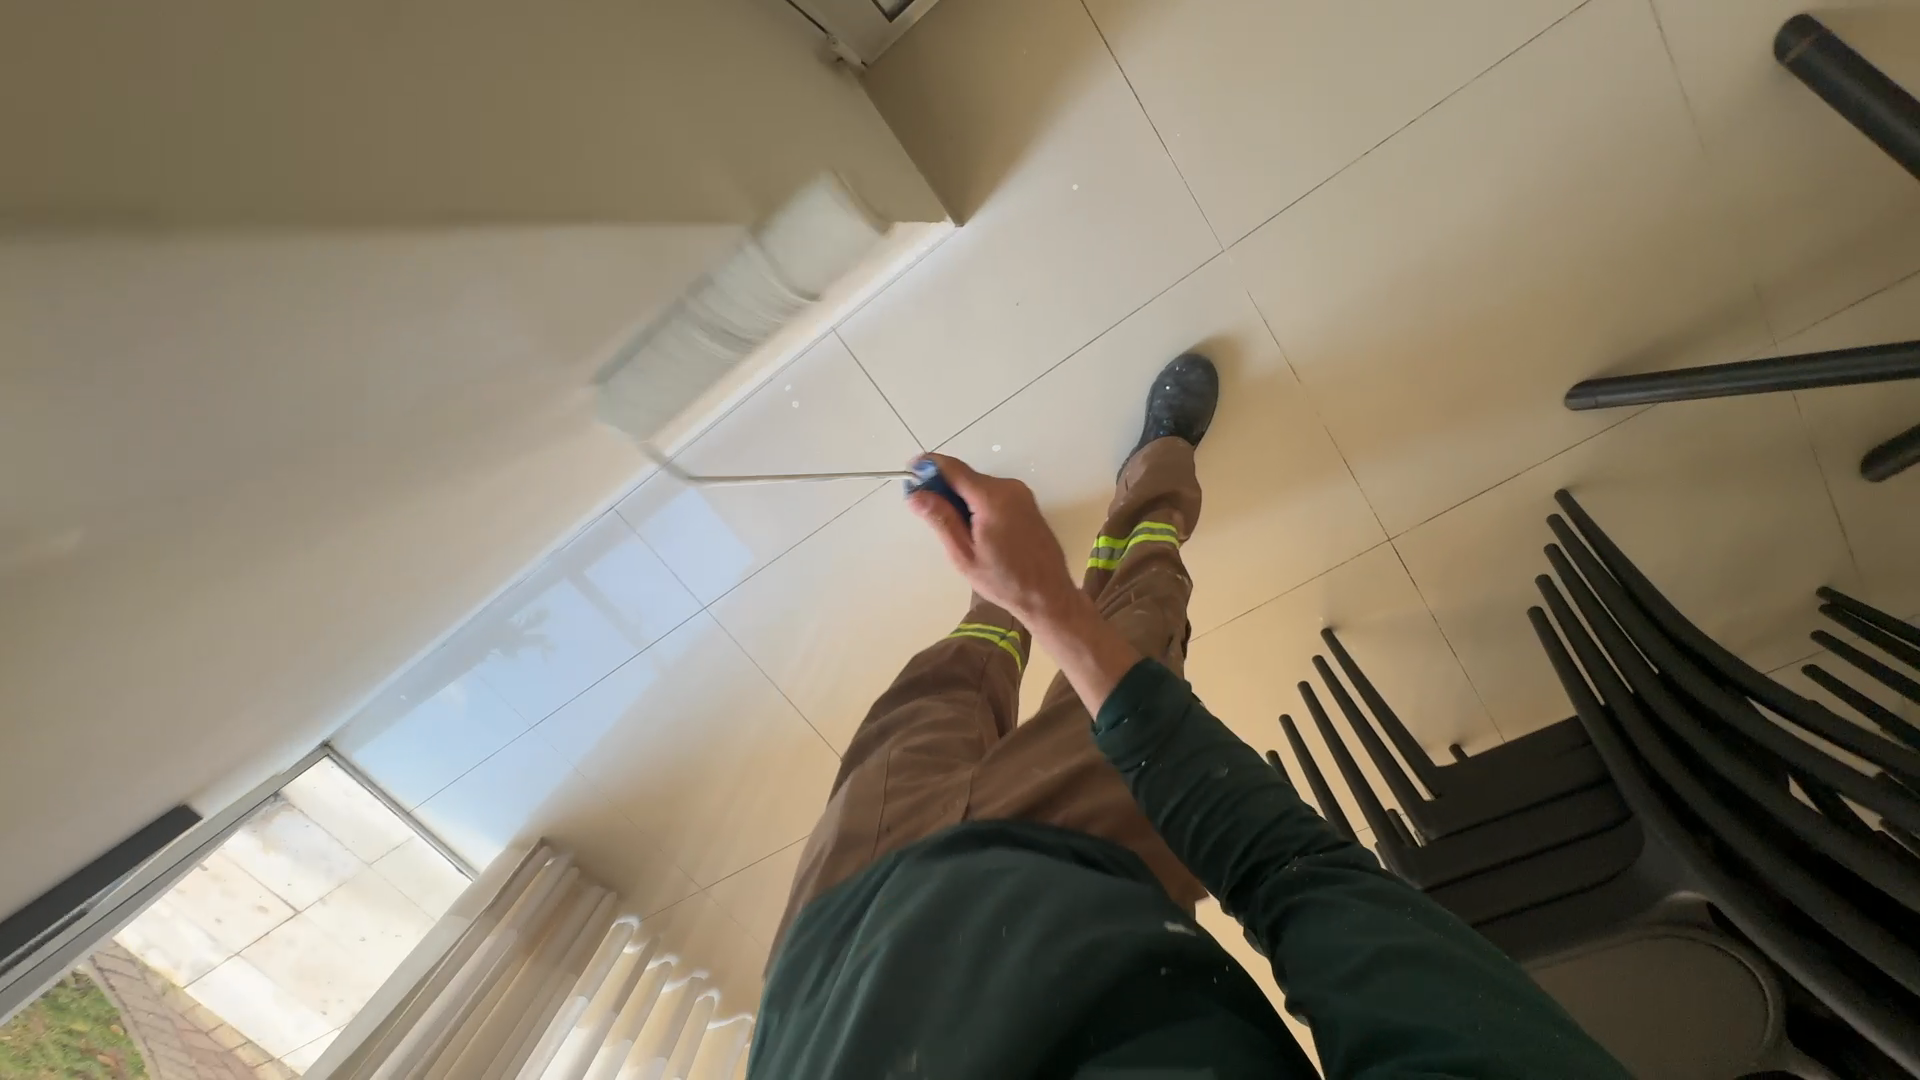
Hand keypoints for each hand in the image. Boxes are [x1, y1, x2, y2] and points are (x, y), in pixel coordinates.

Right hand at [906, 454, 1081, 626]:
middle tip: (927, 514)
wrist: (1048, 594)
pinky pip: (993, 494)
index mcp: (992, 498)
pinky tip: (975, 532)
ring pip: (979, 486)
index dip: (928, 467)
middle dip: (943, 489)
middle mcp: (1009, 487)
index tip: (908, 471)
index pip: (953, 469)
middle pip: (966, 477)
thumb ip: (941, 519)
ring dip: (960, 499)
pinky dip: (977, 504)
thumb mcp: (964, 554)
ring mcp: (1021, 494)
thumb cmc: (1003, 581)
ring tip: (955, 533)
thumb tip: (915, 495)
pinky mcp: (1026, 503)